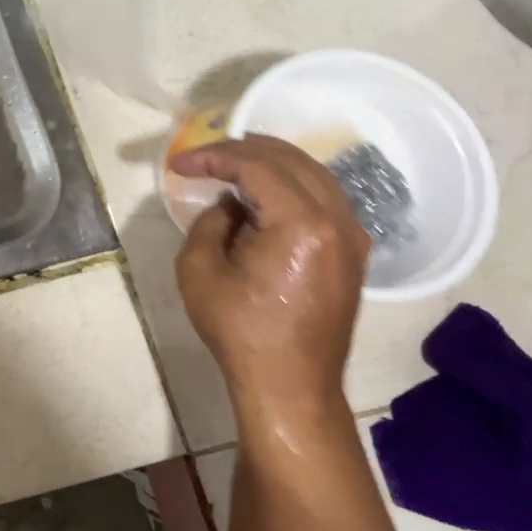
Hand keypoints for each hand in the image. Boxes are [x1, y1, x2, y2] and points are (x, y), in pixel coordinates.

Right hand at [169, 135, 371, 411]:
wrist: (289, 381)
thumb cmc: (239, 327)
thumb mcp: (200, 268)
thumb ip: (212, 222)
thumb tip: (230, 205)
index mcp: (302, 225)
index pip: (257, 167)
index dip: (214, 156)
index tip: (179, 164)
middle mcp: (338, 223)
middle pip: (292, 162)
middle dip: (243, 150)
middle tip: (203, 155)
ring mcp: (352, 238)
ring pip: (314, 175)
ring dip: (270, 163)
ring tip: (229, 162)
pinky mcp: (351, 253)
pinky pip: (323, 198)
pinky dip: (290, 183)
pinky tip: (261, 191)